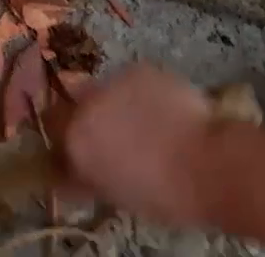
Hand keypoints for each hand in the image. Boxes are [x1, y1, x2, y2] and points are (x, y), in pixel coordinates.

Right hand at [63, 65, 229, 227]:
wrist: (208, 164)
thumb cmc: (163, 195)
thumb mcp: (117, 196)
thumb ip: (87, 179)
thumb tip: (71, 178)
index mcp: (76, 140)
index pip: (55, 135)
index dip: (68, 143)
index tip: (84, 152)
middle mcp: (86, 104)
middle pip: (78, 106)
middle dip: (92, 120)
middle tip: (118, 139)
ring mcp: (114, 81)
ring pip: (107, 91)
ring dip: (117, 104)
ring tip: (146, 124)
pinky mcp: (140, 68)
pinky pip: (133, 82)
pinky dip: (142, 94)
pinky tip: (163, 111)